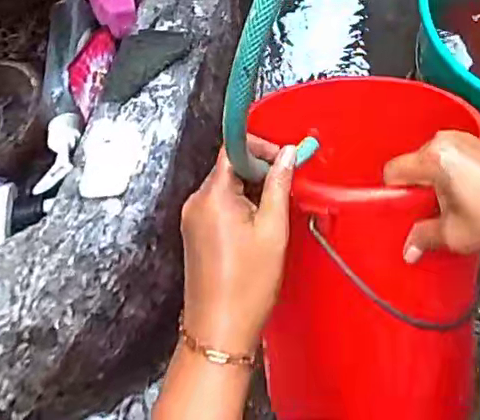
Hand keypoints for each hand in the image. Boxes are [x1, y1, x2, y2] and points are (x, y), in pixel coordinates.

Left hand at [179, 136, 296, 354]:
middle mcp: (197, 200)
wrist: (218, 333)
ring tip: (270, 213)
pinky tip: (255, 226)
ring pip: (225, 185)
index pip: (234, 148)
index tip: (282, 156)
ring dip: (250, 189)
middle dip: (258, 170)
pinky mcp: (194, 231)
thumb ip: (279, 185)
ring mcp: (192, 217)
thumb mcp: (273, 230)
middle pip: (230, 166)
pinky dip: (238, 205)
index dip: (260, 146)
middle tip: (283, 186)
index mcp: (213, 194)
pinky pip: (218, 203)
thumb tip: (286, 155)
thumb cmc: (246, 287)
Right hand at [382, 130, 479, 263]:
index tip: (404, 211)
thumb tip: (407, 250)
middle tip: (431, 213)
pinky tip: (465, 193)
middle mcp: (443, 140)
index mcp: (432, 158)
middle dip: (417, 188)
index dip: (394, 193)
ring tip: (451, 205)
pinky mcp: (475, 142)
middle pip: (412, 164)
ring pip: (430, 160)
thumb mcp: (455, 235)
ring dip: (433, 180)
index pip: (394, 170)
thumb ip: (424, 238)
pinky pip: (447, 155)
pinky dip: (448, 171)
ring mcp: (460, 138)